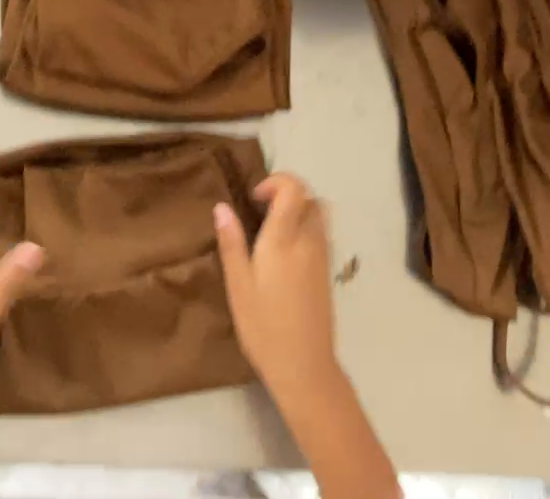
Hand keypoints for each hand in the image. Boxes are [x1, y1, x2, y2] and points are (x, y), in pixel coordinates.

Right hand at [214, 175, 338, 398]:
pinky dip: (306, 229)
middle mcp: (309, 241)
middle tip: (261, 212)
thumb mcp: (238, 286)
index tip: (254, 199)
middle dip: (287, 194)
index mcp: (284, 240)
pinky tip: (285, 255)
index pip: (294, 188)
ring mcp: (323, 257)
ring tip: (272, 232)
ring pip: (319, 214)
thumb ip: (232, 243)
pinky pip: (322, 234)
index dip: (275, 182)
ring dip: (298, 210)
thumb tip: (222, 207)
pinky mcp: (327, 273)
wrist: (304, 366)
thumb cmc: (264, 326)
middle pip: (310, 197)